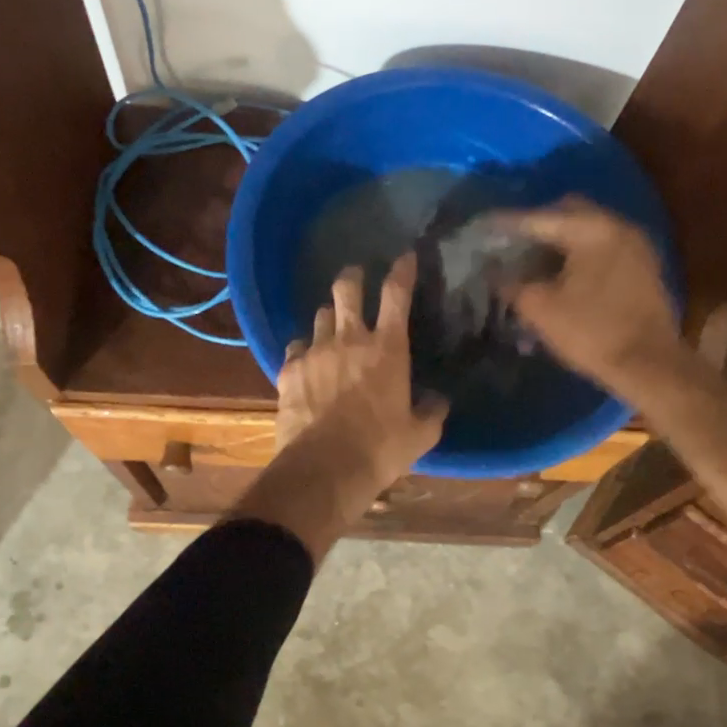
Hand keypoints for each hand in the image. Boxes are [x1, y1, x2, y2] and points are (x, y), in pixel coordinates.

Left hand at [274, 253, 447, 485]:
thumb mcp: (420, 435)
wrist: (324, 469)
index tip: (405, 256)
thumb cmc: (380, 450)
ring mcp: (315, 352)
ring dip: (329, 317)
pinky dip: (305, 349)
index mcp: (388, 349)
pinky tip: (307, 362)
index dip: (402, 270)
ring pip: (320, 315)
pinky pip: (296, 346)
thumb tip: (438, 399)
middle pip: (346, 289)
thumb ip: (431, 411)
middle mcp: (350, 339)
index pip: (397, 295)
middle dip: (352, 277)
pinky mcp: (289, 370)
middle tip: (355, 276)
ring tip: (333, 327)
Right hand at [494, 196, 683, 404]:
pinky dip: (581, 253)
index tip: (483, 228)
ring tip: (535, 261)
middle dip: (538, 225)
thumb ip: (511, 284)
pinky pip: (604, 246)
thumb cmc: (592, 332)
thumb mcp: (540, 309)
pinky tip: (564, 275)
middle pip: (568, 212)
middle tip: (512, 244)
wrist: (651, 366)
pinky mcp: (644, 266)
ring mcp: (635, 245)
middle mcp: (617, 226)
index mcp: (590, 229)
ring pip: (588, 229)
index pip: (538, 218)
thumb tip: (493, 273)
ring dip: (561, 240)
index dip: (506, 224)